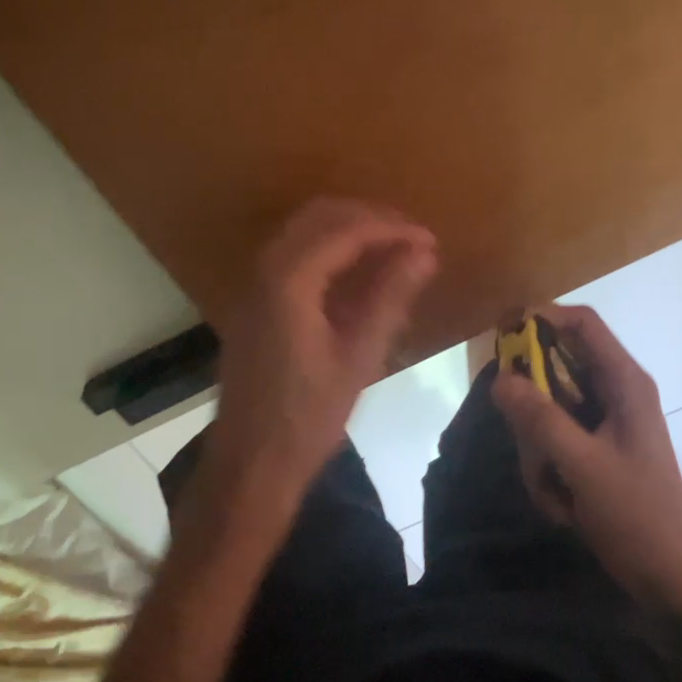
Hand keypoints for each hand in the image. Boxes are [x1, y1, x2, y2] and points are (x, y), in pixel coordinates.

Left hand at [206, 198, 437, 501]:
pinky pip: (292, 257)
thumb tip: (424, 253)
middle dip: (369, 219)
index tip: (431, 240)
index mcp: (288, 282)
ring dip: (347, 232)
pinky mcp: (254, 306)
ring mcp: (253, 288)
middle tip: (414, 239)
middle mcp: (263, 272)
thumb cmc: (308, 419)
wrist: (250, 464)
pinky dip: (327, 253)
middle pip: (319, 217)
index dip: (392, 228)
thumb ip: (389, 298)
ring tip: (394, 251)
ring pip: (302, 234)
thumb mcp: (358, 358)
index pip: (345, 230)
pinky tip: (358, 276)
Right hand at [491, 305, 681, 610]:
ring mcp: (606, 424)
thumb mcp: (582, 465)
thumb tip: (500, 378)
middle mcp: (616, 394)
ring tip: (552, 487)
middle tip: (521, 435)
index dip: (542, 318)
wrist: (673, 576)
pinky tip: (561, 504)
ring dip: (538, 448)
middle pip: (556, 368)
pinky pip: (554, 441)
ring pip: (549, 410)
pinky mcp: (596, 452)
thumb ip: (540, 418)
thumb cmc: (637, 514)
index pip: (582, 324)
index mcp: (625, 383)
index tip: (500, 334)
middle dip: (531, 404)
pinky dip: (548, 468)